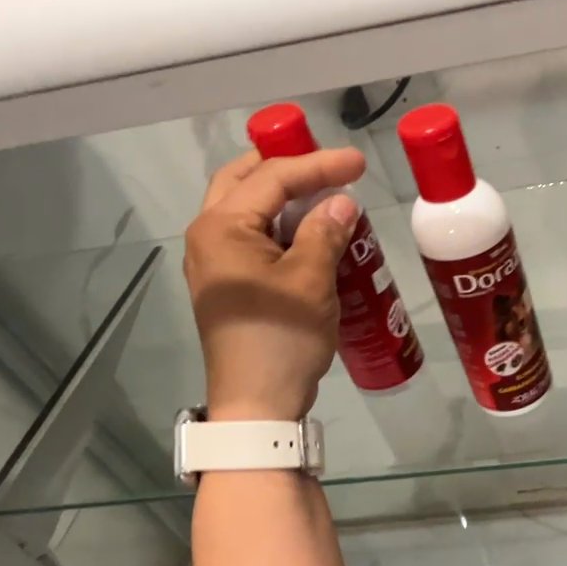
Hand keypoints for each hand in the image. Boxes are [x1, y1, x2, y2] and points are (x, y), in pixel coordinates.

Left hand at [183, 148, 365, 420]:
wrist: (256, 402)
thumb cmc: (282, 338)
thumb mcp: (312, 281)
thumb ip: (325, 233)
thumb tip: (340, 203)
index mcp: (222, 227)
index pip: (272, 178)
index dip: (319, 165)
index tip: (359, 163)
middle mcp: (207, 236)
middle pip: (245, 182)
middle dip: (287, 169)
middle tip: (328, 168)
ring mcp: (212, 263)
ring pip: (245, 210)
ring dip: (282, 199)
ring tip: (323, 197)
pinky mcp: (226, 287)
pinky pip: (250, 239)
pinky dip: (279, 228)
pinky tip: (309, 236)